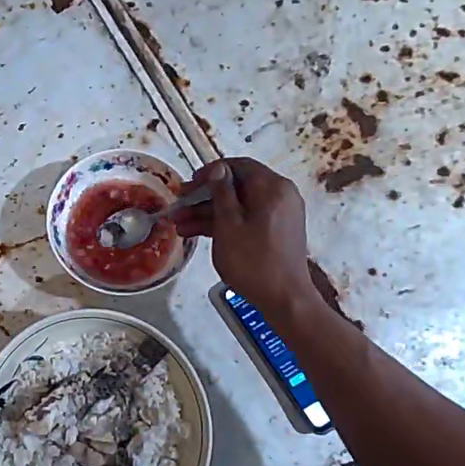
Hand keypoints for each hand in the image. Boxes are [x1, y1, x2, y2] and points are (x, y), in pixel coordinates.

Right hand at [176, 157, 317, 314]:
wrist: (285, 299)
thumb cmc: (254, 262)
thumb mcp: (229, 225)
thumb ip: (221, 193)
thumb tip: (217, 169)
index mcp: (272, 187)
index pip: (238, 166)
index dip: (210, 173)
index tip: (189, 185)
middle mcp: (280, 195)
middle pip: (238, 187)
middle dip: (205, 197)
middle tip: (179, 206)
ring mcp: (280, 214)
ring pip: (240, 206)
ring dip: (211, 214)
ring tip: (180, 225)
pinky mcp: (277, 232)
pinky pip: (249, 219)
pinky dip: (227, 224)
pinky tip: (199, 234)